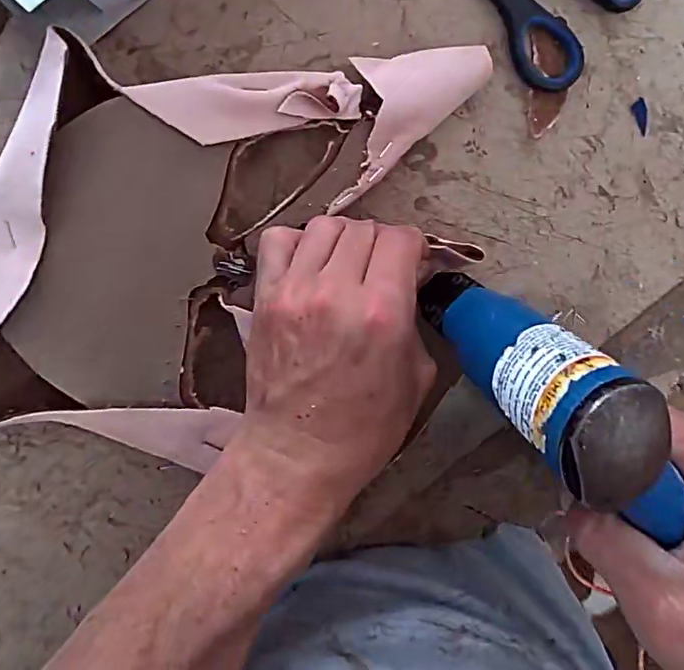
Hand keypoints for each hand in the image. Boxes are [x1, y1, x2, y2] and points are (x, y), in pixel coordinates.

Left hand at [240, 216, 435, 500]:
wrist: (296, 458)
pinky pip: (279, 241)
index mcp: (382, 311)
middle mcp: (337, 292)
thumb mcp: (419, 372)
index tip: (414, 263)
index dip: (415, 246)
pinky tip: (311, 265)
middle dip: (384, 242)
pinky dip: (299, 243)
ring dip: (345, 238)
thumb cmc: (366, 426)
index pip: (401, 238)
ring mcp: (295, 292)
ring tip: (348, 263)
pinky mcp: (265, 300)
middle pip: (366, 228)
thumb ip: (417, 316)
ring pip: (326, 226)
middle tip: (384, 268)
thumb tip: (413, 279)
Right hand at [568, 411, 683, 669]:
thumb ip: (608, 545)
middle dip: (646, 490)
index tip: (592, 489)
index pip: (651, 421)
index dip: (612, 450)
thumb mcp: (667, 609)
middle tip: (647, 547)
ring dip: (673, 505)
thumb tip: (572, 506)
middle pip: (673, 442)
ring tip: (682, 563)